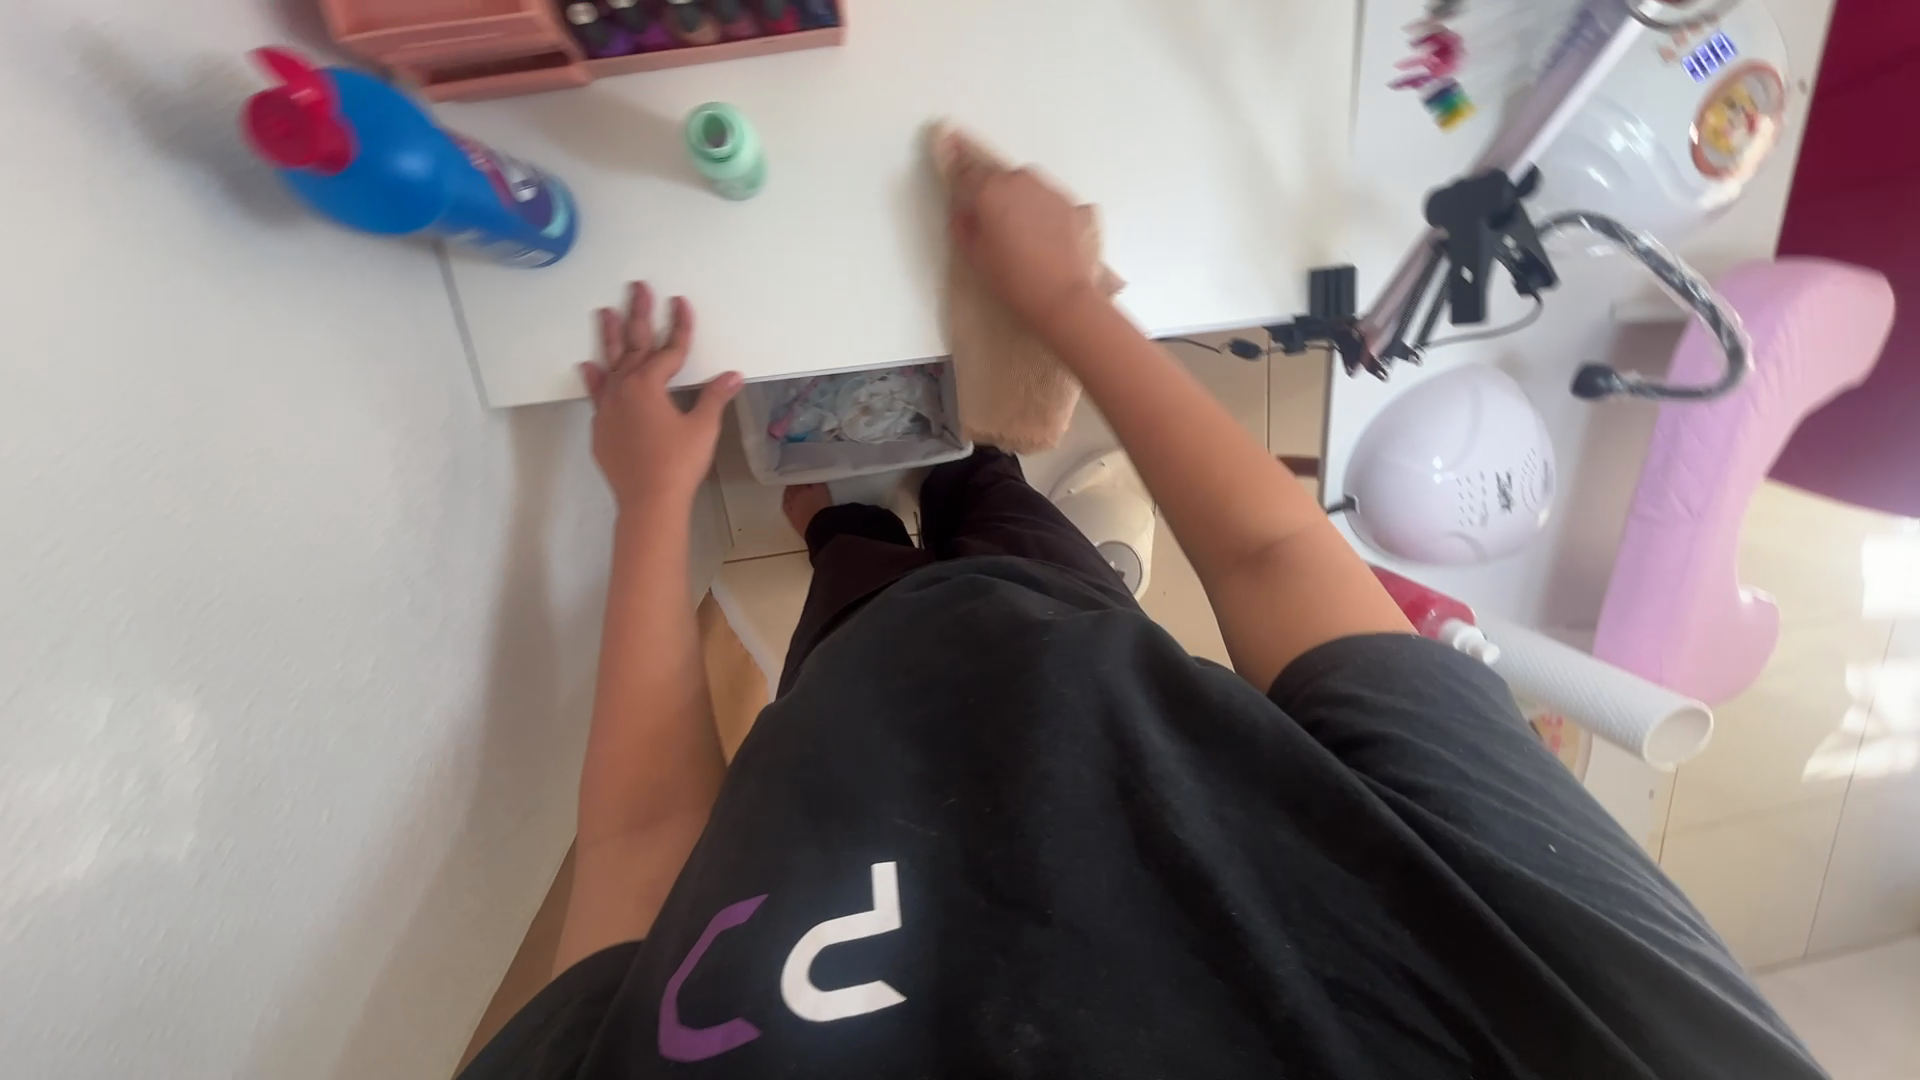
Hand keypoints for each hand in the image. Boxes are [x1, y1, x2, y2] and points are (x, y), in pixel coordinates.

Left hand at [580, 283, 742, 512]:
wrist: (648, 500)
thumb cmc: (679, 463)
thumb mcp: (703, 428)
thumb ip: (714, 398)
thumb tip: (733, 375)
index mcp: (649, 385)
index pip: (669, 349)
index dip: (679, 326)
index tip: (680, 302)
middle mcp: (623, 388)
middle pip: (633, 345)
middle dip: (637, 314)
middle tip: (636, 287)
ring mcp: (608, 407)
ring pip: (609, 363)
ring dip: (608, 337)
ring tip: (603, 311)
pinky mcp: (601, 426)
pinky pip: (596, 393)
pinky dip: (593, 378)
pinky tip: (588, 366)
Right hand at [945, 144, 1103, 331]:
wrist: (1064, 299)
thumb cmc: (1013, 281)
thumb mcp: (975, 257)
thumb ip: (964, 224)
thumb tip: (964, 211)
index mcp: (991, 190)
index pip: (966, 169)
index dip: (955, 159)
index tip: (947, 136)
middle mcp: (1022, 180)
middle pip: (999, 178)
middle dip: (992, 191)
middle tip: (991, 220)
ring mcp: (1051, 191)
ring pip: (1027, 189)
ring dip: (1020, 203)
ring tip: (1022, 238)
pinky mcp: (1075, 207)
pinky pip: (1051, 205)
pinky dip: (1045, 216)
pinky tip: (1046, 242)